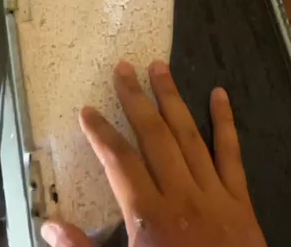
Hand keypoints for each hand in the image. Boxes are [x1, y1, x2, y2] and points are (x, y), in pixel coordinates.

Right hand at [41, 61, 266, 246]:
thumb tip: (49, 225)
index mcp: (150, 219)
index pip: (119, 162)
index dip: (100, 134)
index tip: (86, 111)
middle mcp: (182, 197)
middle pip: (154, 136)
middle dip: (135, 99)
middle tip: (122, 67)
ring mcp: (214, 197)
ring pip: (189, 136)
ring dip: (172, 99)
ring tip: (159, 67)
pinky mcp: (241, 204)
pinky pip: (231, 156)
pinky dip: (225, 123)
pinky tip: (219, 94)